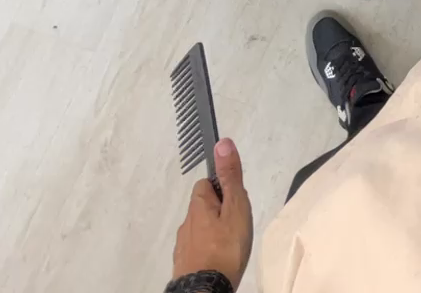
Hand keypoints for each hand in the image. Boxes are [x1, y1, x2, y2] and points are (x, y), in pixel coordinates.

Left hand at [173, 138, 252, 285]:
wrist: (205, 291)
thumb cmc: (226, 246)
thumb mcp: (236, 206)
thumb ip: (231, 177)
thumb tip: (222, 142)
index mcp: (198, 206)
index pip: (206, 183)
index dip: (221, 186)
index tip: (235, 198)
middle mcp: (186, 223)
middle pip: (202, 207)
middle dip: (218, 209)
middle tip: (238, 221)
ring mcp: (182, 247)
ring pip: (200, 229)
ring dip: (213, 230)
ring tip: (231, 242)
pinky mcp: (183, 266)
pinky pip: (197, 249)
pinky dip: (207, 249)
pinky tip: (220, 258)